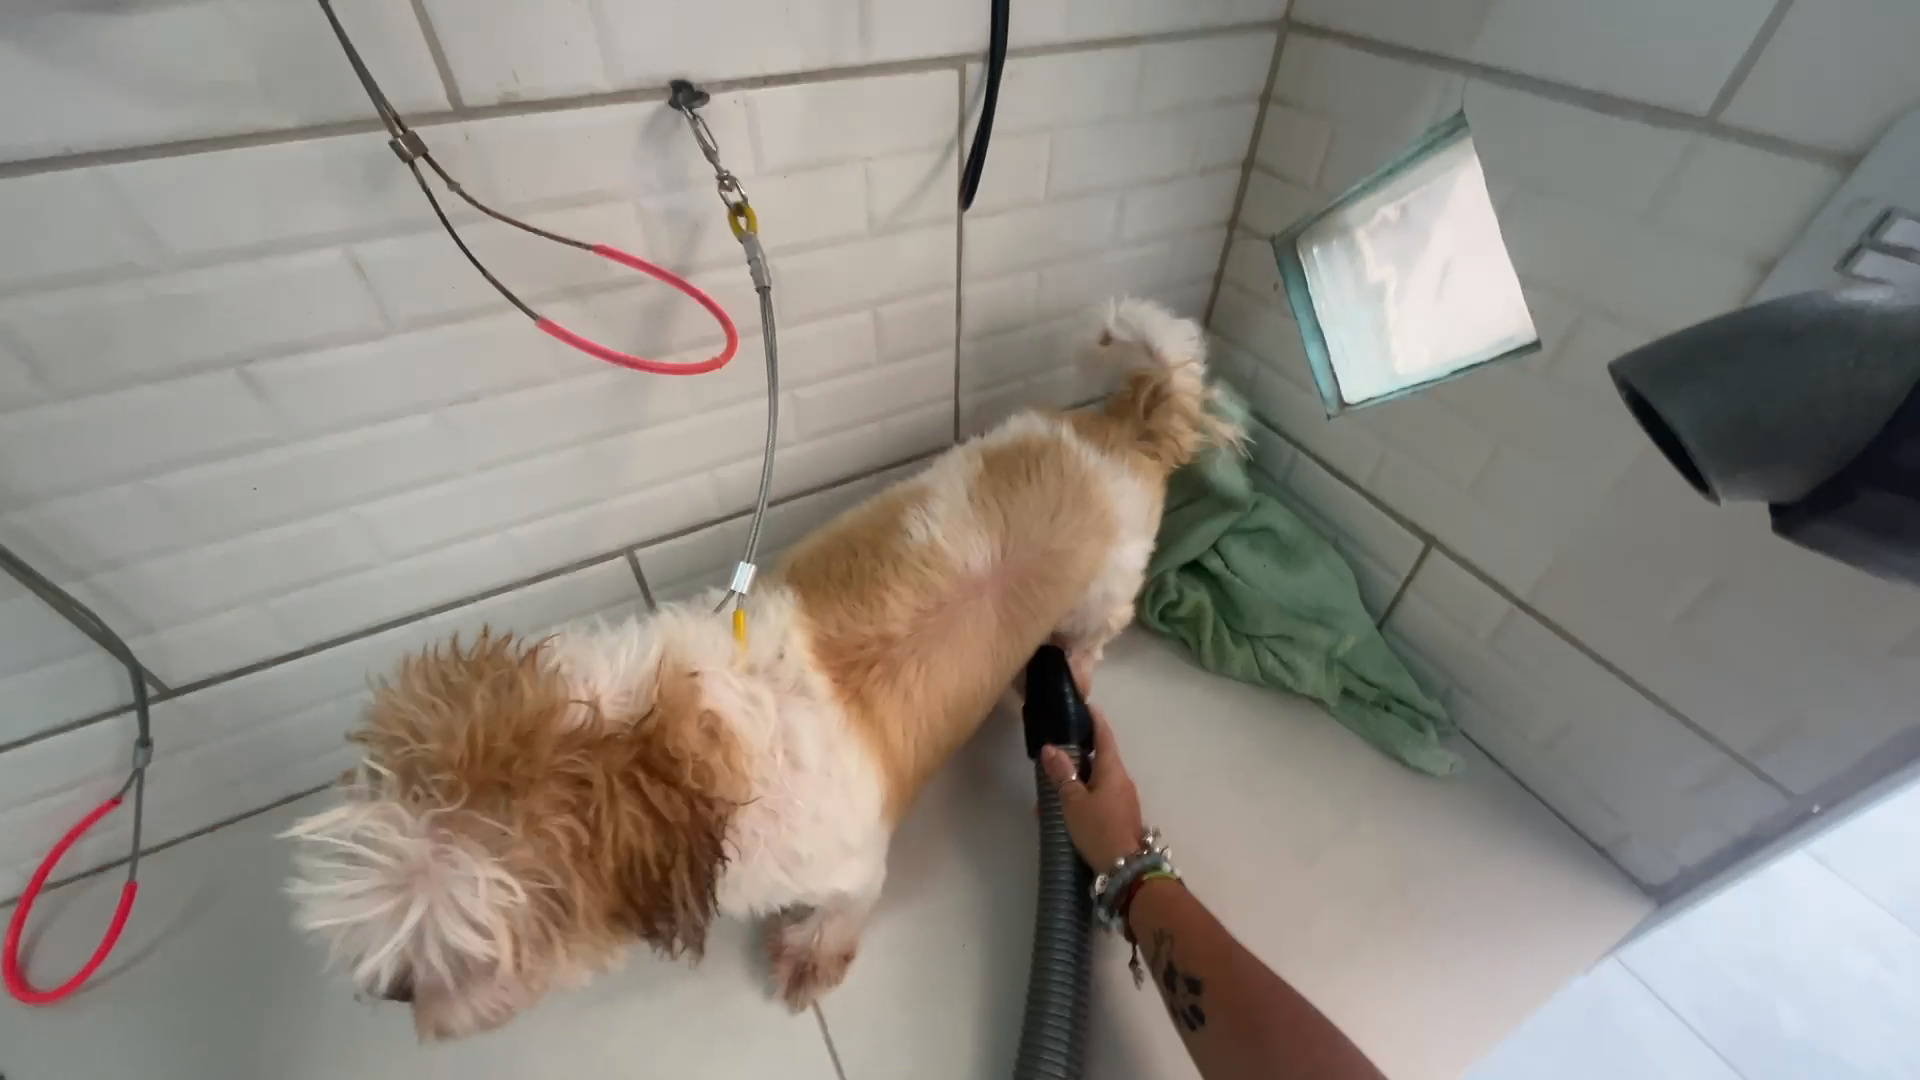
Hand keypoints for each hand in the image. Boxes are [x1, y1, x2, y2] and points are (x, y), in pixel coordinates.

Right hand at [1040, 708, 1145, 868]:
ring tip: (1050, 790)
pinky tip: (1063, 811)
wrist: (1127, 871)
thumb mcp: (1074, 801)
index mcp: (1113, 769)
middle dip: (1077, 753)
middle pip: (1099, 757)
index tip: (1083, 705)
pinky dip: (1081, 797)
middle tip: (1054, 750)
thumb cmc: (1099, 829)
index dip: (1094, 719)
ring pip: (1096, 780)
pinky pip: (1098, 797)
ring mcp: (1124, 799)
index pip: (1104, 735)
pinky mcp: (1121, 817)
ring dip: (1075, 780)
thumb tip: (1051, 748)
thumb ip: (1062, 774)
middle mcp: (1122, 780)